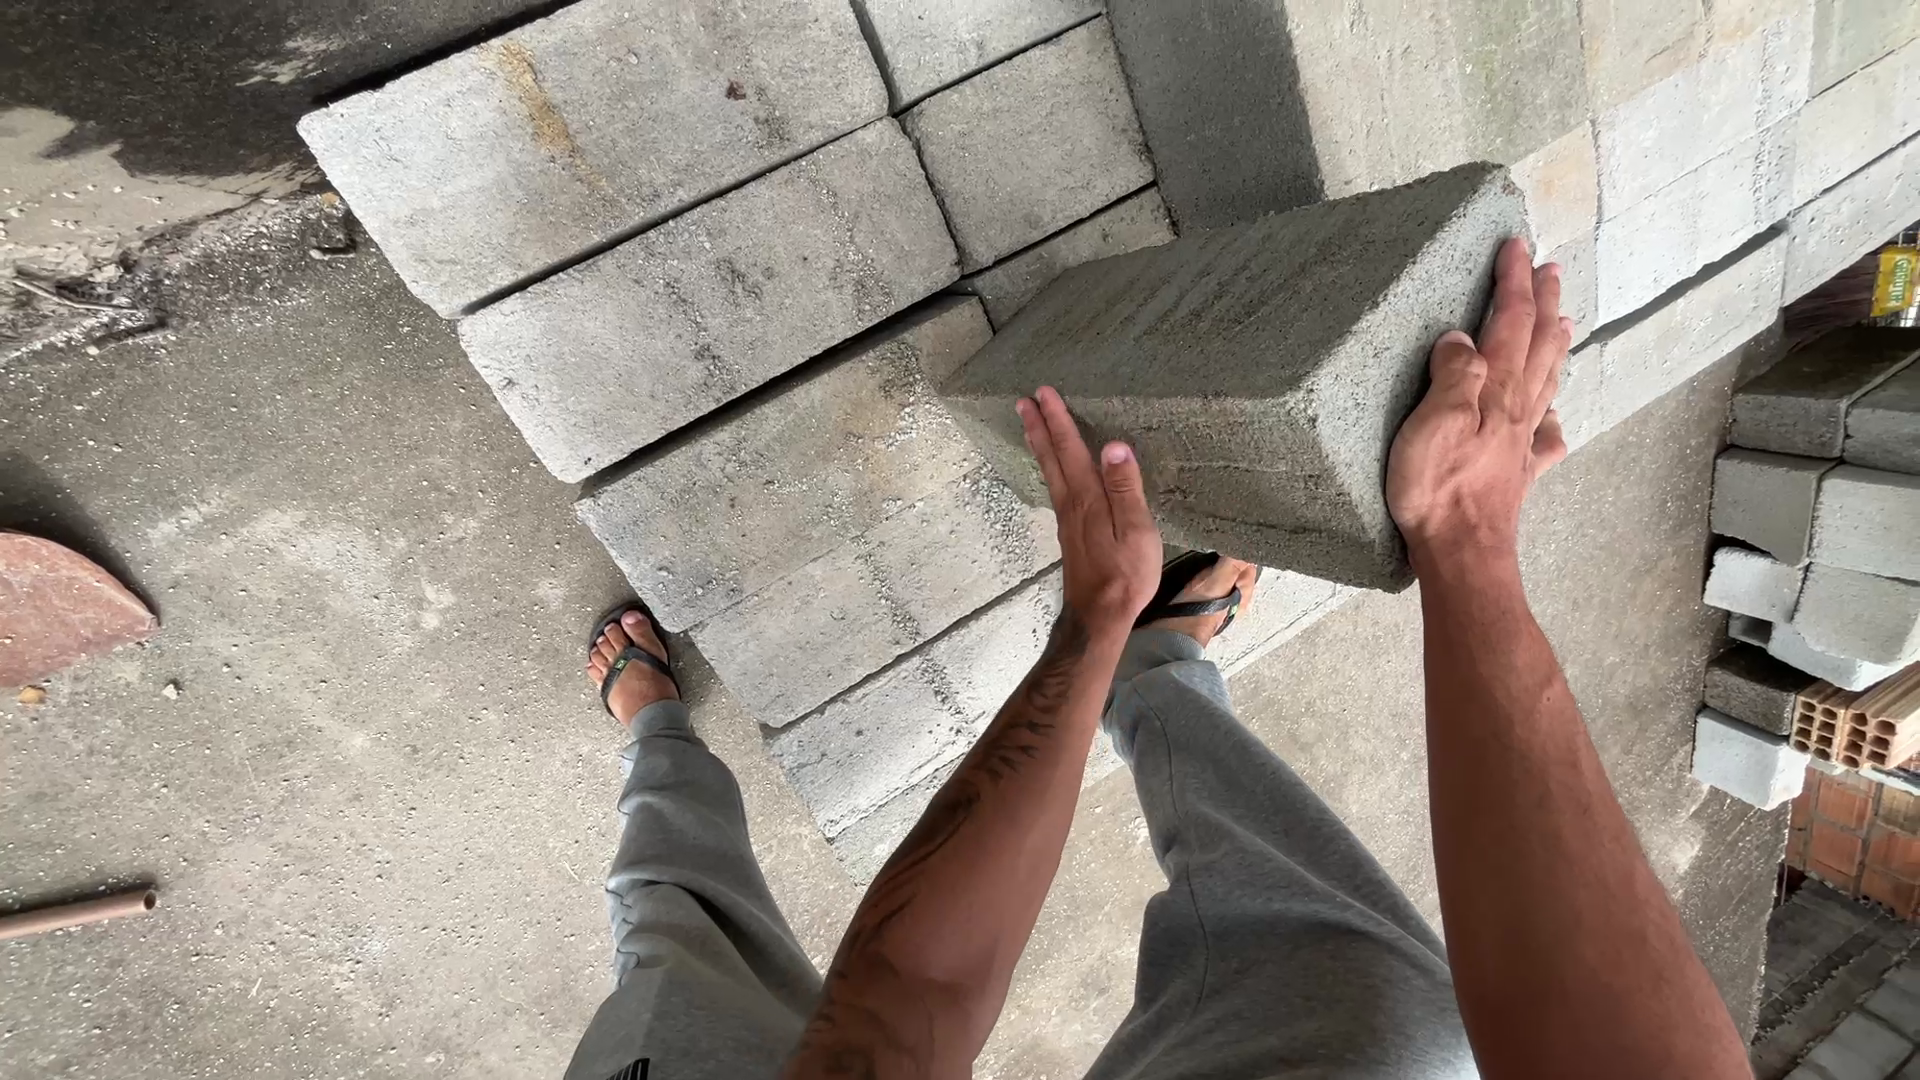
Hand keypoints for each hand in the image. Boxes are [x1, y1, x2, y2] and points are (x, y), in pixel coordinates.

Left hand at [1016, 386, 1162, 642]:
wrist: (1099, 615)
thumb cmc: (1125, 574)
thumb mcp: (1136, 531)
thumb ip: (1124, 489)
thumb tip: (1113, 446)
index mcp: (1087, 499)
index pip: (1071, 450)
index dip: (1058, 420)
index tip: (1044, 393)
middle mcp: (1070, 504)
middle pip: (1051, 458)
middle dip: (1038, 427)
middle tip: (1023, 401)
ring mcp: (1067, 520)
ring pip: (1049, 473)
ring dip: (1040, 445)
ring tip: (1030, 425)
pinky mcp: (1069, 533)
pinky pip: (1055, 488)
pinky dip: (1049, 468)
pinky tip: (1052, 470)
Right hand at [1386, 237, 1570, 570]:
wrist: (1461, 548)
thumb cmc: (1437, 486)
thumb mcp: (1433, 424)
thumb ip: (1453, 377)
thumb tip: (1460, 337)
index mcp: (1497, 390)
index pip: (1509, 324)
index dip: (1512, 284)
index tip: (1514, 246)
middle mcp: (1519, 408)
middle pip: (1538, 344)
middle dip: (1542, 303)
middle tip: (1548, 269)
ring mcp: (1523, 440)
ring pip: (1547, 380)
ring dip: (1555, 344)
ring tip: (1562, 319)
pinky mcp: (1519, 470)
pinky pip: (1544, 432)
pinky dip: (1551, 413)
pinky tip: (1550, 415)